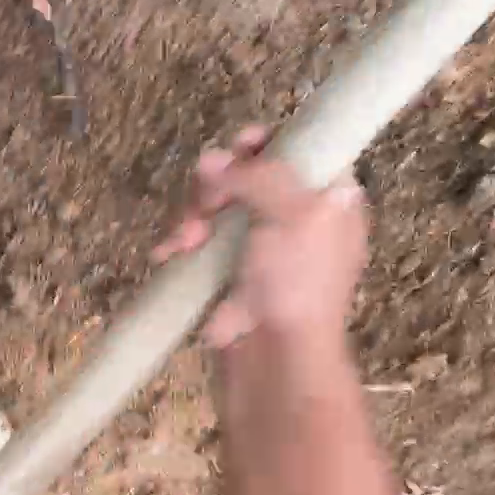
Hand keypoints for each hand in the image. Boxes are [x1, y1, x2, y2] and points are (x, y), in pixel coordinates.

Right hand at [154, 126, 367, 349]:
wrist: (273, 351)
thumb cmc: (298, 282)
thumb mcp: (294, 217)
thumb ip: (257, 178)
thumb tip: (209, 157)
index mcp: (326, 196)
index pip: (297, 148)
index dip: (265, 143)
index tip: (238, 150)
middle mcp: (290, 213)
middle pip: (242, 174)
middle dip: (214, 187)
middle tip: (206, 207)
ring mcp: (251, 241)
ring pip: (210, 205)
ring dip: (190, 217)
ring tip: (184, 242)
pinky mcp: (219, 265)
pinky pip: (191, 238)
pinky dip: (177, 242)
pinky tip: (168, 254)